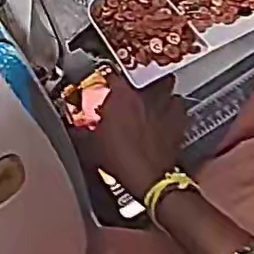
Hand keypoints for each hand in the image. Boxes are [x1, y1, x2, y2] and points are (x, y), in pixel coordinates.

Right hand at [72, 69, 185, 194]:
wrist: (149, 179)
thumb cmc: (122, 159)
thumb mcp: (91, 145)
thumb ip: (81, 132)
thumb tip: (73, 131)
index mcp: (122, 96)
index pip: (113, 74)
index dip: (108, 77)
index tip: (105, 81)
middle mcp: (145, 97)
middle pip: (146, 75)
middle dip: (140, 80)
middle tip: (133, 88)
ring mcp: (165, 108)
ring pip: (167, 87)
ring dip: (160, 90)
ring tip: (152, 97)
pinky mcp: (179, 123)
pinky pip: (180, 108)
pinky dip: (174, 109)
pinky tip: (168, 115)